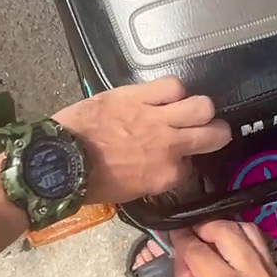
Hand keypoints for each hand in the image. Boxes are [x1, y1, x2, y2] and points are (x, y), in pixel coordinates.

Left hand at [51, 78, 230, 204]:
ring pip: (202, 106)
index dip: (187, 163)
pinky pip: (172, 85)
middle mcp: (170, 146)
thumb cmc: (90, 182)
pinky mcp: (138, 95)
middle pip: (214, 134)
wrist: (60, 160)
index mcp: (166, 175)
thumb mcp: (129, 191)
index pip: (192, 168)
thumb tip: (163, 167)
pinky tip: (167, 94)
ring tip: (189, 109)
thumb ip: (154, 178)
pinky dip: (173, 90)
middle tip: (210, 131)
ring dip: (199, 109)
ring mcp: (157, 118)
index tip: (179, 161)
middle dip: (216, 133)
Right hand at [171, 221, 276, 276]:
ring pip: (246, 229)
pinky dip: (242, 237)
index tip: (171, 230)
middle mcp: (252, 273)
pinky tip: (228, 244)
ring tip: (208, 235)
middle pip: (224, 230)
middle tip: (189, 232)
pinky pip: (259, 243)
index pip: (199, 249)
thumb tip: (178, 250)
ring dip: (224, 227)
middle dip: (202, 226)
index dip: (181, 237)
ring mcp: (269, 272)